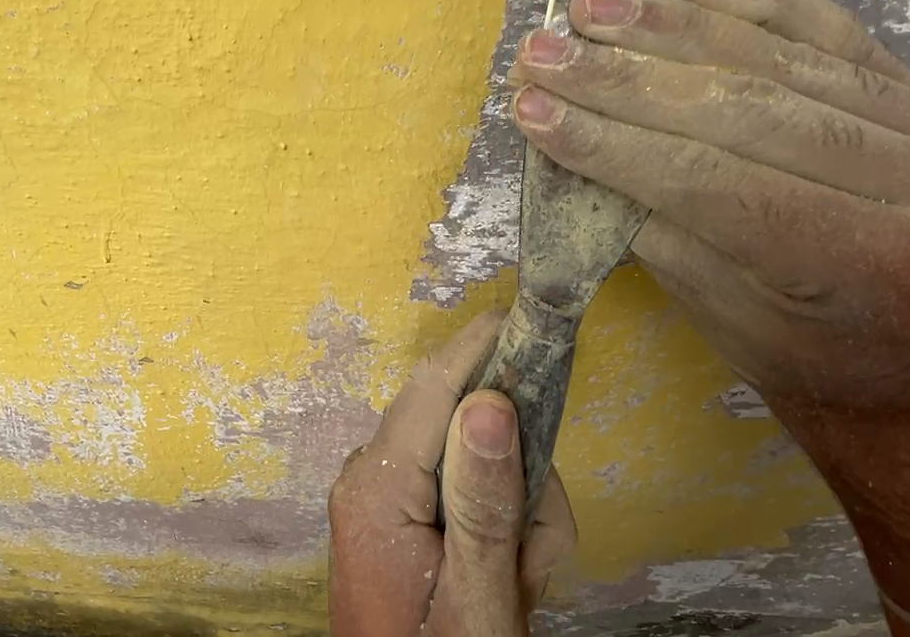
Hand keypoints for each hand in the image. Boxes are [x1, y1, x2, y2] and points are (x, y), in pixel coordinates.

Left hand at [329, 310, 575, 635]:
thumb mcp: (478, 597)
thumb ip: (483, 499)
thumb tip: (489, 401)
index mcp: (377, 483)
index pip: (434, 387)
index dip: (481, 345)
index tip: (524, 312)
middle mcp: (372, 473)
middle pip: (462, 420)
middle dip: (517, 471)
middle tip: (536, 550)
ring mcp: (387, 492)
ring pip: (478, 455)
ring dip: (520, 509)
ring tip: (524, 579)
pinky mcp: (405, 511)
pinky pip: (467, 486)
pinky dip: (505, 522)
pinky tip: (513, 576)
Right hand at [507, 0, 909, 408]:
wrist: (897, 360)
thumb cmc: (790, 347)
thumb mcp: (707, 299)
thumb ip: (646, 209)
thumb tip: (563, 122)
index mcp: (889, 271)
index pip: (715, 181)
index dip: (611, 140)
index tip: (529, 107)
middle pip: (747, 109)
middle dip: (625, 78)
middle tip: (542, 52)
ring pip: (781, 60)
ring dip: (669, 28)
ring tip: (590, 9)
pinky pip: (837, 30)